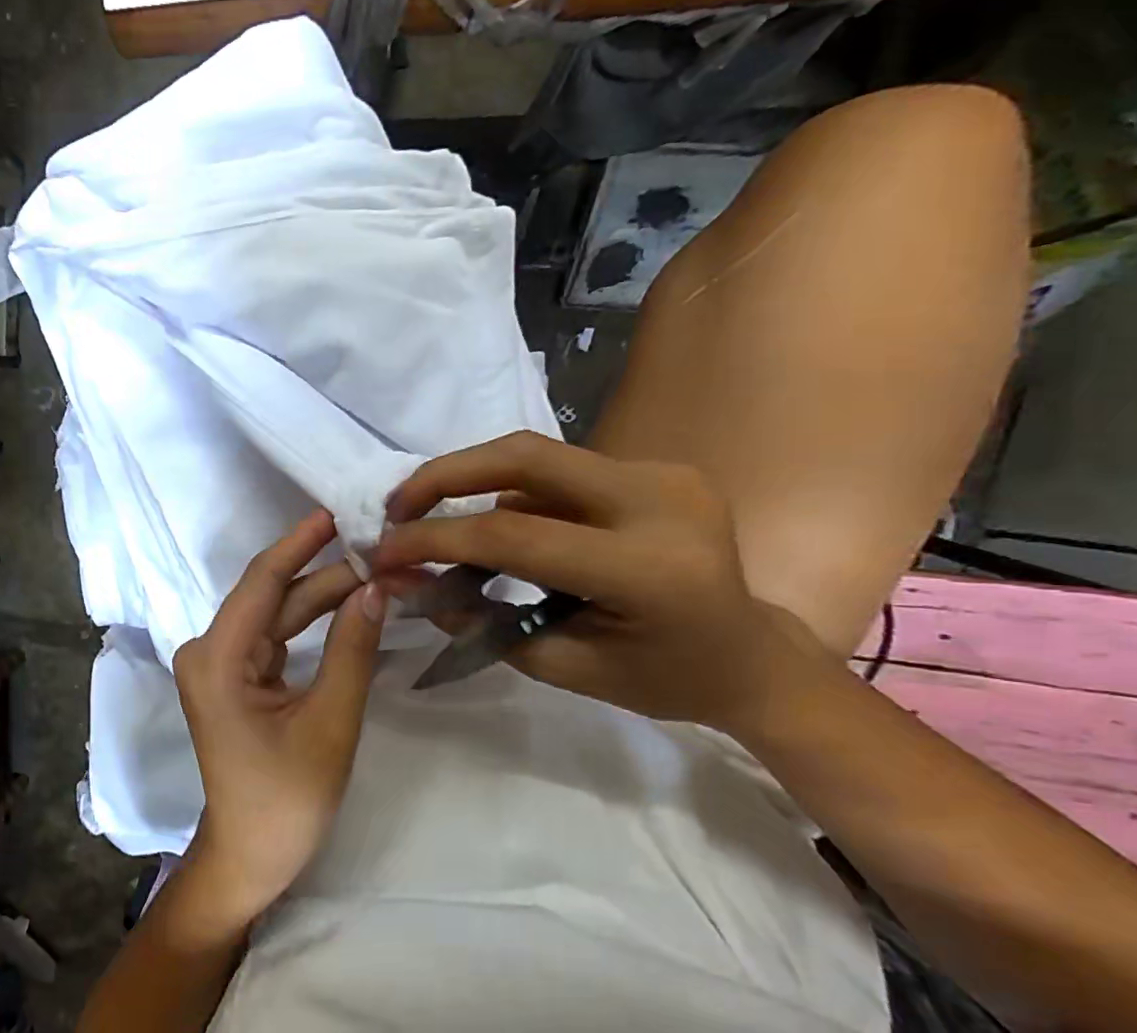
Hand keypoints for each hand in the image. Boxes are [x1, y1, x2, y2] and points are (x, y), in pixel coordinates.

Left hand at [173, 510, 386, 925]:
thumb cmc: (286, 800)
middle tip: (387, 551)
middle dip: (330, 572)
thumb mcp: (330, 722)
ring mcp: (221, 662)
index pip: (262, 582)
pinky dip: (314, 620)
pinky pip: (277, 635)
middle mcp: (209, 650)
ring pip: (278, 613)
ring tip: (382, 571)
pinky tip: (353, 602)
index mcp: (216, 659)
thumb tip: (378, 585)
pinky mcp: (237, 674)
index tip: (339, 511)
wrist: (251, 857)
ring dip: (327, 594)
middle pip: (274, 595)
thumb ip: (351, 649)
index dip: (301, 542)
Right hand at [373, 431, 836, 737]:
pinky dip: (509, 490)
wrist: (753, 657)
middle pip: (524, 457)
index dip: (436, 539)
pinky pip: (559, 470)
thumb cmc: (661, 679)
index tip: (383, 553)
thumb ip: (478, 619)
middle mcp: (660, 502)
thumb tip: (403, 580)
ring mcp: (663, 474)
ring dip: (471, 481)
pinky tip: (493, 522)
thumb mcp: (561, 667)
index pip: (514, 536)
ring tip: (430, 516)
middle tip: (397, 507)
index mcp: (647, 569)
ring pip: (535, 457)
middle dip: (445, 475)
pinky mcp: (655, 468)